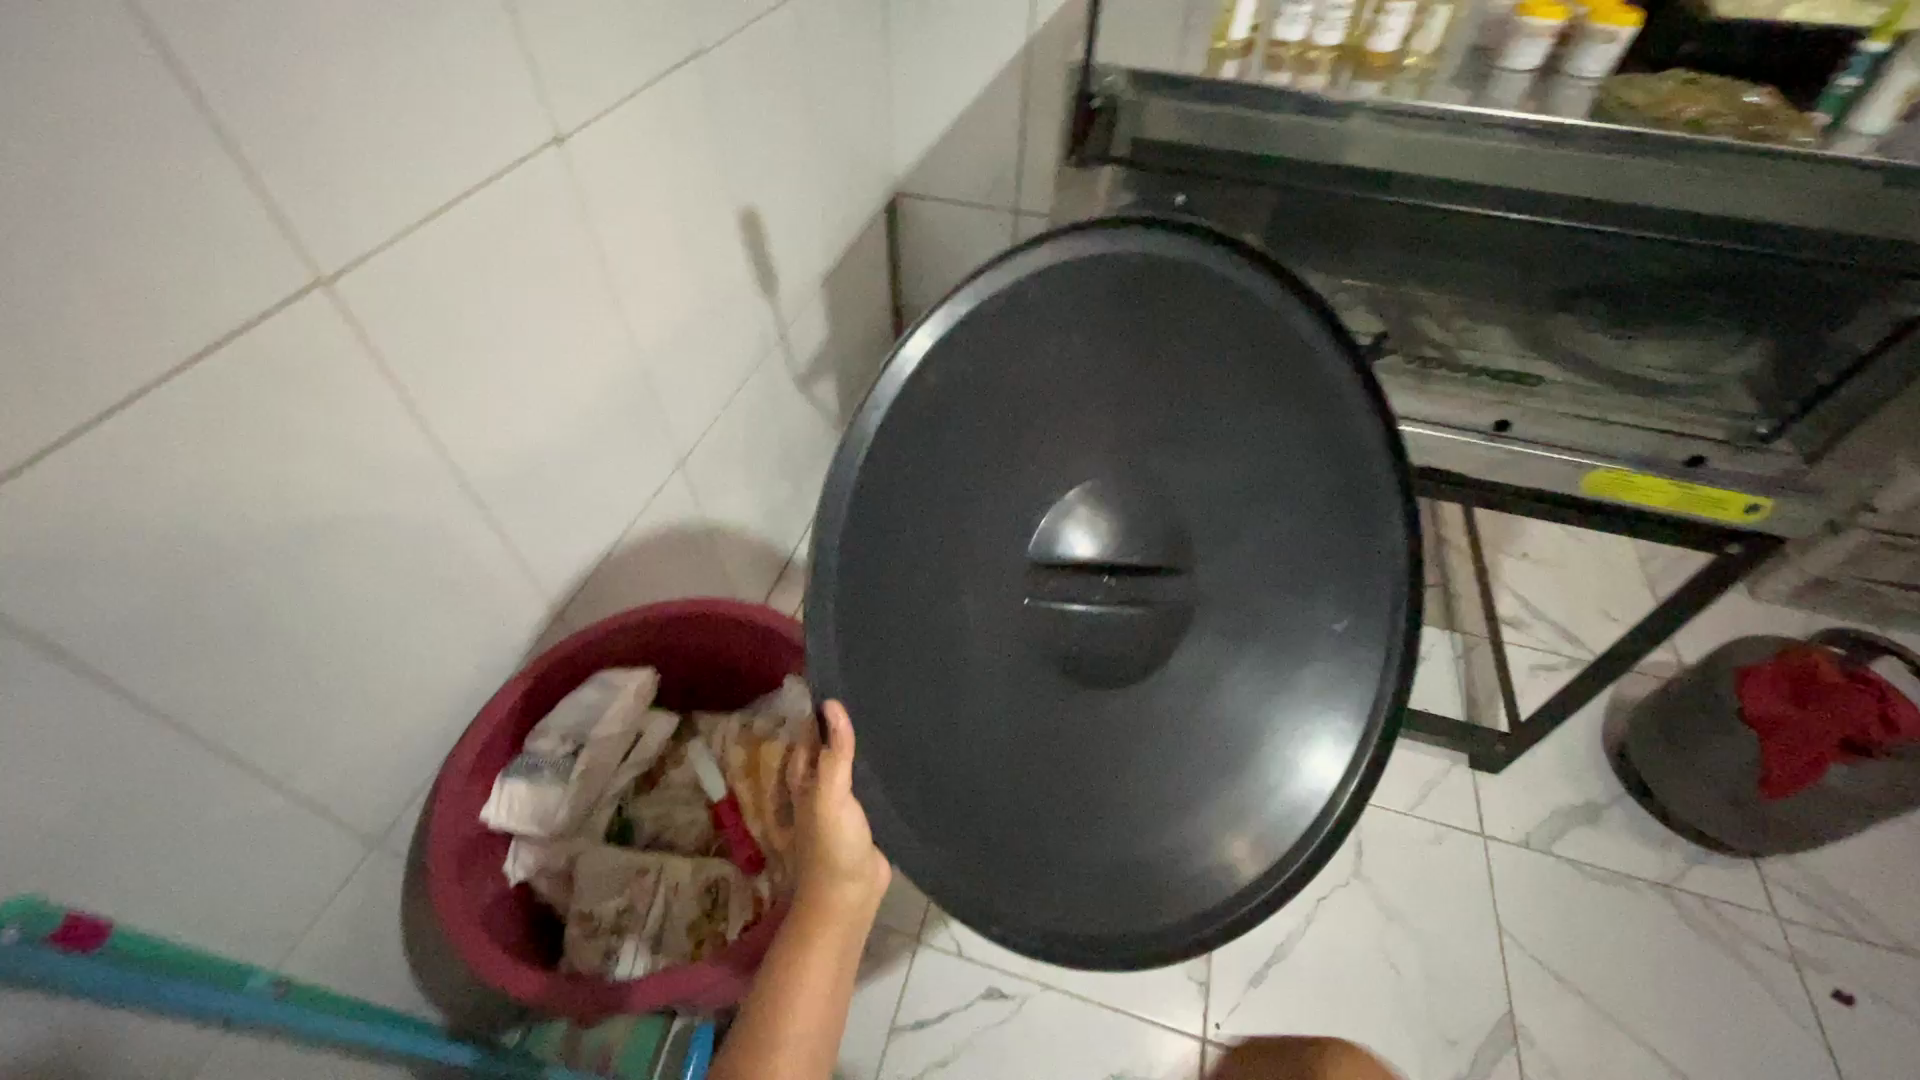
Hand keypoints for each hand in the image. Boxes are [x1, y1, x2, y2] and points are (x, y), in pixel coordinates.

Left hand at [788, 700, 890, 913]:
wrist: (851, 896)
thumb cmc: (832, 844)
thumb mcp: (829, 793)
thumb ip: (835, 752)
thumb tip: (832, 703)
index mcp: (805, 776)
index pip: (810, 732)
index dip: (822, 709)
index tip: (844, 677)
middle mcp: (822, 784)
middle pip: (832, 745)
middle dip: (846, 722)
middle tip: (876, 689)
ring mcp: (846, 800)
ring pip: (854, 763)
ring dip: (866, 744)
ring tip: (893, 711)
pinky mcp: (869, 814)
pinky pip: (873, 783)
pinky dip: (882, 768)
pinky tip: (902, 752)